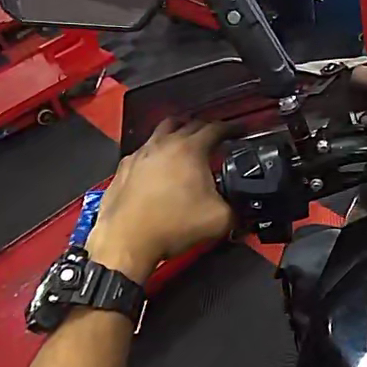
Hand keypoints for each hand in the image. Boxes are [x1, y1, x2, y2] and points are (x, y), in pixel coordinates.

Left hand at [86, 119, 235, 282]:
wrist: (127, 242)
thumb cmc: (168, 227)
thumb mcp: (219, 220)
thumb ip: (237, 209)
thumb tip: (241, 209)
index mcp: (190, 150)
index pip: (216, 128)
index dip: (232, 128)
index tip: (238, 131)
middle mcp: (164, 144)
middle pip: (189, 123)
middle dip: (206, 127)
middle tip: (216, 137)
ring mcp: (142, 154)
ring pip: (163, 130)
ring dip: (179, 132)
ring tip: (188, 141)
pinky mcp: (125, 168)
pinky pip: (144, 150)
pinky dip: (156, 151)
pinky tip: (160, 165)